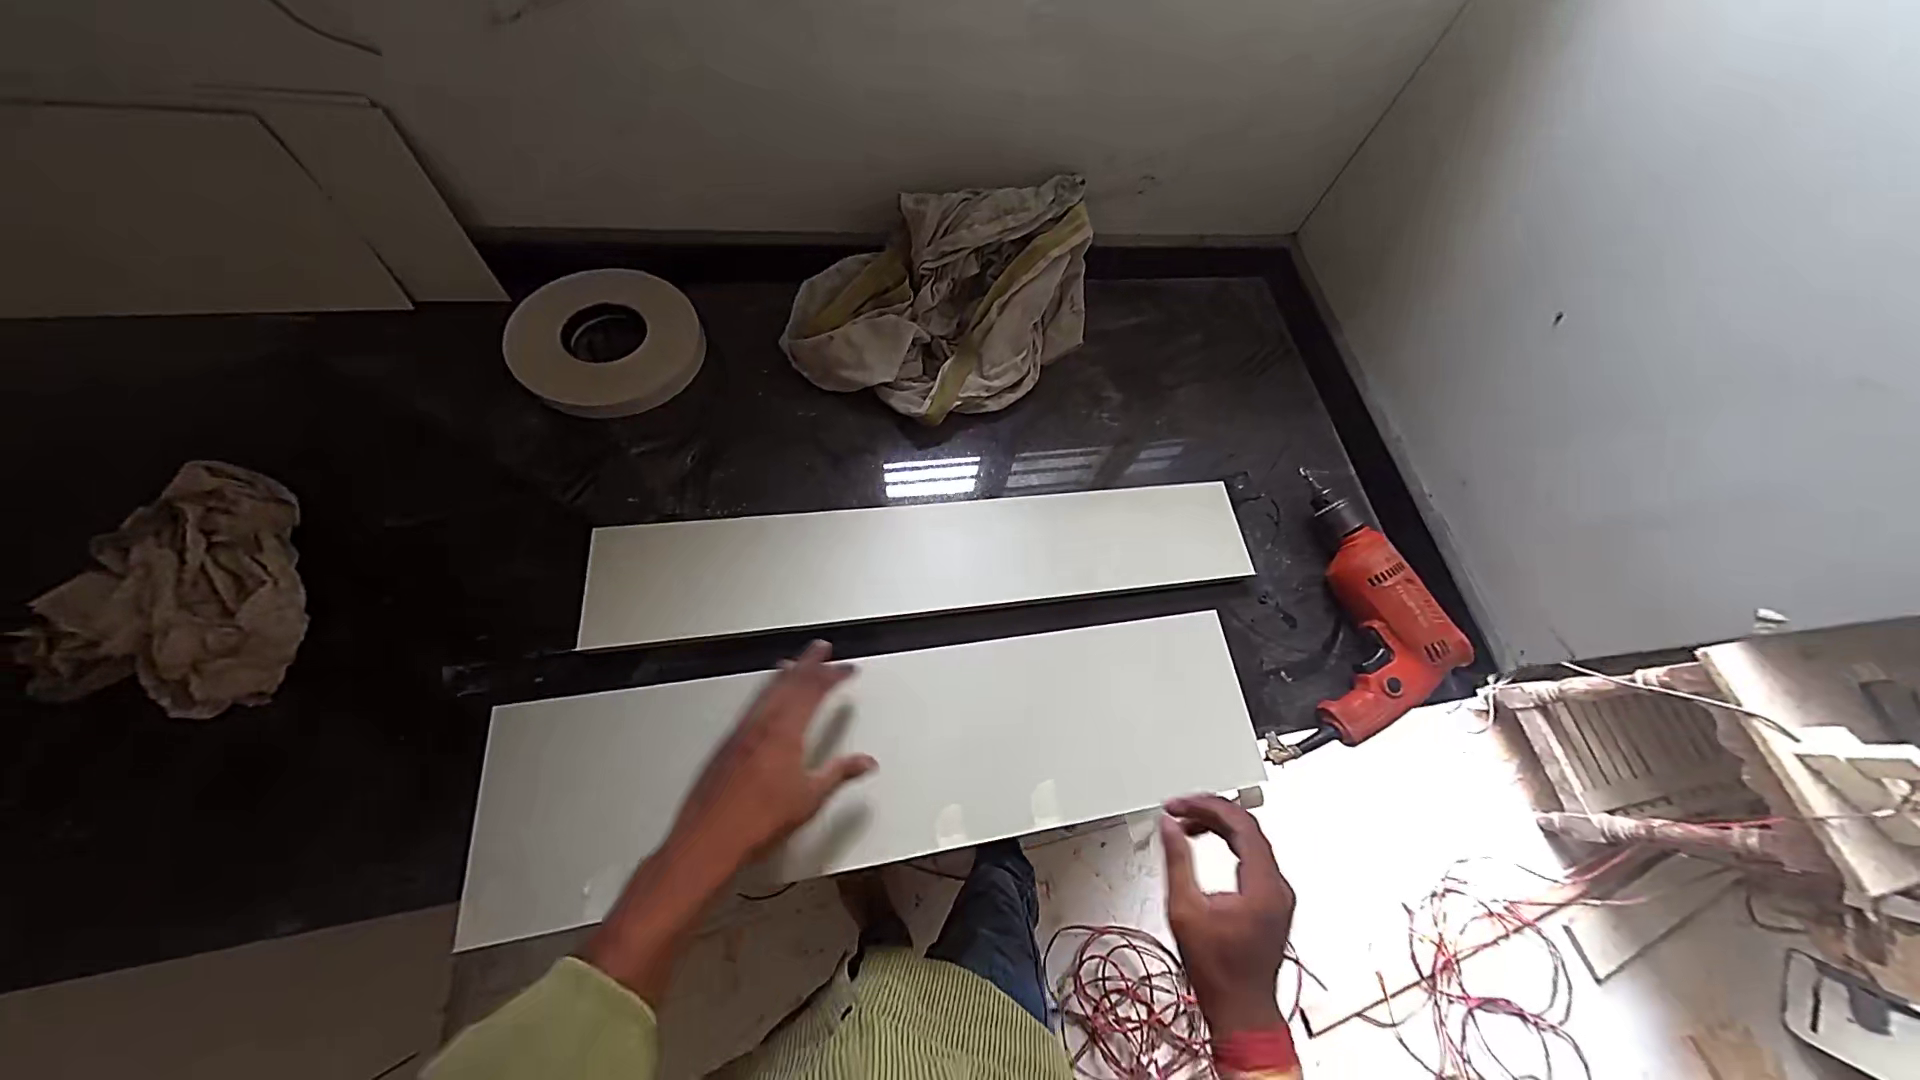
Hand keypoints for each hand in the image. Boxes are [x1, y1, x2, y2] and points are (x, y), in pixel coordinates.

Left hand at [666, 639, 877, 863]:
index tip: (847, 668)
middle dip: (809, 663)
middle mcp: (761, 724)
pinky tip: (765, 698)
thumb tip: (865, 762)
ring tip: (794, 664)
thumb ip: (839, 774)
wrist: (708, 841)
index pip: (814, 691)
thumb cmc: (757, 822)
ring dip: (785, 674)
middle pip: (789, 682)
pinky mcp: (726, 745)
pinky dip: (764, 692)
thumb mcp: (810, 798)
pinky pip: (751, 705)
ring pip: (767, 691)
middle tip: (821, 649)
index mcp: (785, 732)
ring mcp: (741, 733)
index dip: (833, 675)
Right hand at [1160, 794, 1295, 1037]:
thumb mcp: (1184, 910)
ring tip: (1186, 823)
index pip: (1240, 824)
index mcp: (1263, 886)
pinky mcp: (1272, 900)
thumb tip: (1169, 827)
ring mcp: (1278, 894)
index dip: (1206, 805)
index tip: (1178, 804)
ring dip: (1217, 825)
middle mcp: (1278, 887)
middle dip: (1209, 811)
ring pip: (1250, 840)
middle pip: (1247, 827)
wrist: (1240, 1010)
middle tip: (1179, 809)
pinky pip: (1252, 856)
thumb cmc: (1218, 971)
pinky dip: (1227, 842)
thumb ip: (1177, 861)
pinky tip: (1204, 841)